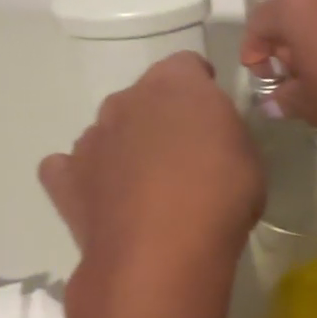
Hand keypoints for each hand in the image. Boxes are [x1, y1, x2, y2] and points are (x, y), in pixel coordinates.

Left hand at [39, 53, 262, 315]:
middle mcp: (127, 100)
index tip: (212, 115)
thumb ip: (225, 134)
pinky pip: (70, 168)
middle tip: (184, 157)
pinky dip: (84, 178)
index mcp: (176, 84)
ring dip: (126, 148)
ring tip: (147, 190)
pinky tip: (104, 199)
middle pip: (144, 98)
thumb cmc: (221, 196)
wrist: (163, 252)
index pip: (186, 66)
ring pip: (109, 131)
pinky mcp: (67, 179)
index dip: (200, 86)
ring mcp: (91, 138)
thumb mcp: (249, 158)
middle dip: (160, 119)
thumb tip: (211, 139)